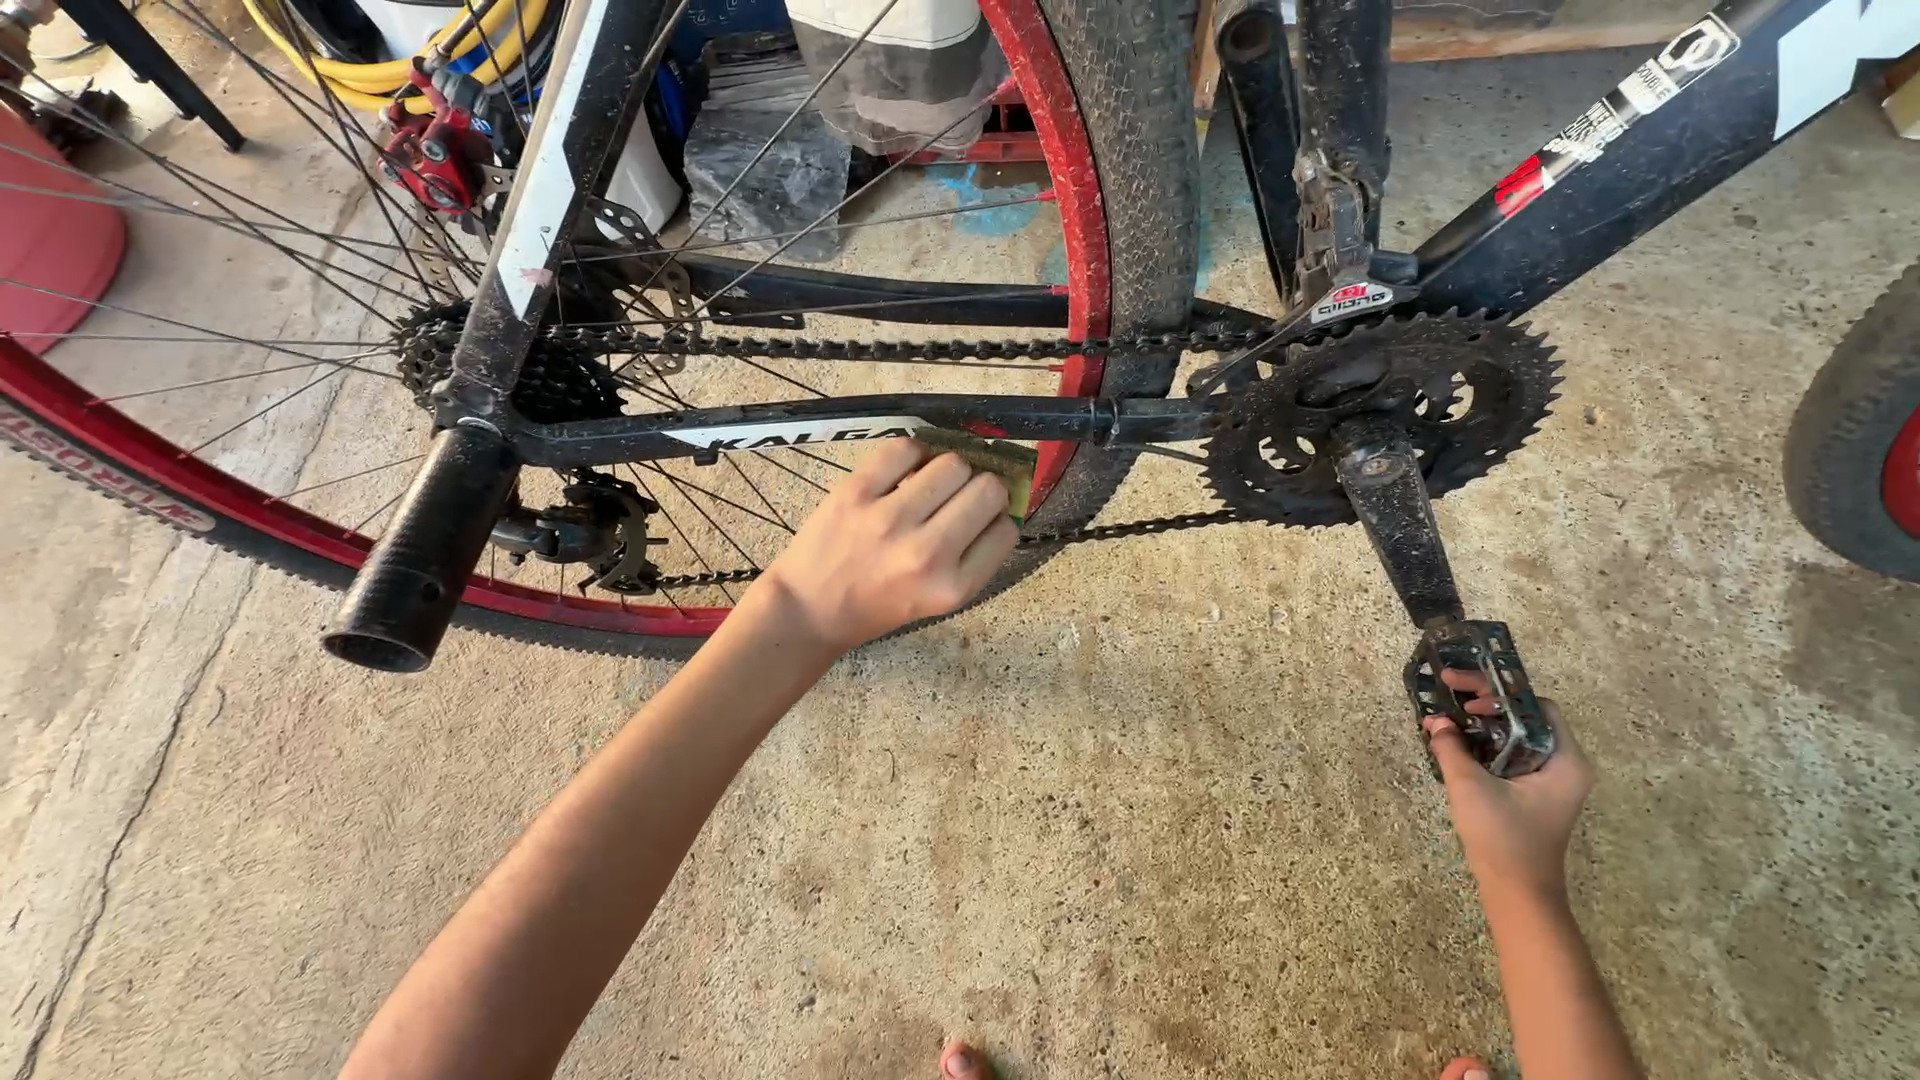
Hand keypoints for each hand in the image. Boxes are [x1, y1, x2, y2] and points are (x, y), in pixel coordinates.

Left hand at [754, 439, 1019, 651]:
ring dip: (950, 468)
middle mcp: (927, 554)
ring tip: (932, 483)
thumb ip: (972, 558)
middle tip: (961, 495)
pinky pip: (906, 448)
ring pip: (953, 462)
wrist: (808, 610)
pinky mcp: (856, 492)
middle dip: (983, 487)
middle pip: (988, 489)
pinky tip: (906, 470)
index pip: (1006, 530)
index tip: (984, 517)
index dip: (999, 518)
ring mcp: (889, 520)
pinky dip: (914, 452)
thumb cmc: (876, 608)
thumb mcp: (936, 601)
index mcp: (952, 588)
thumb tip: (1001, 501)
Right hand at [1424, 670, 1594, 906]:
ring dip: (1479, 723)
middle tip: (1448, 691)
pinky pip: (1508, 753)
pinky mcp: (1532, 791)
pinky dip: (1482, 743)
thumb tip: (1435, 720)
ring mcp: (1549, 780)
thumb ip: (1451, 747)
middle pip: (1524, 717)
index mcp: (1565, 760)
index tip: (1464, 693)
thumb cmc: (1502, 837)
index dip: (1499, 693)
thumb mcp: (1470, 786)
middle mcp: (1564, 765)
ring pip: (1513, 734)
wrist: (1517, 891)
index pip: (1536, 707)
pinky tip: (1452, 742)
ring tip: (1444, 717)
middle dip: (1484, 701)